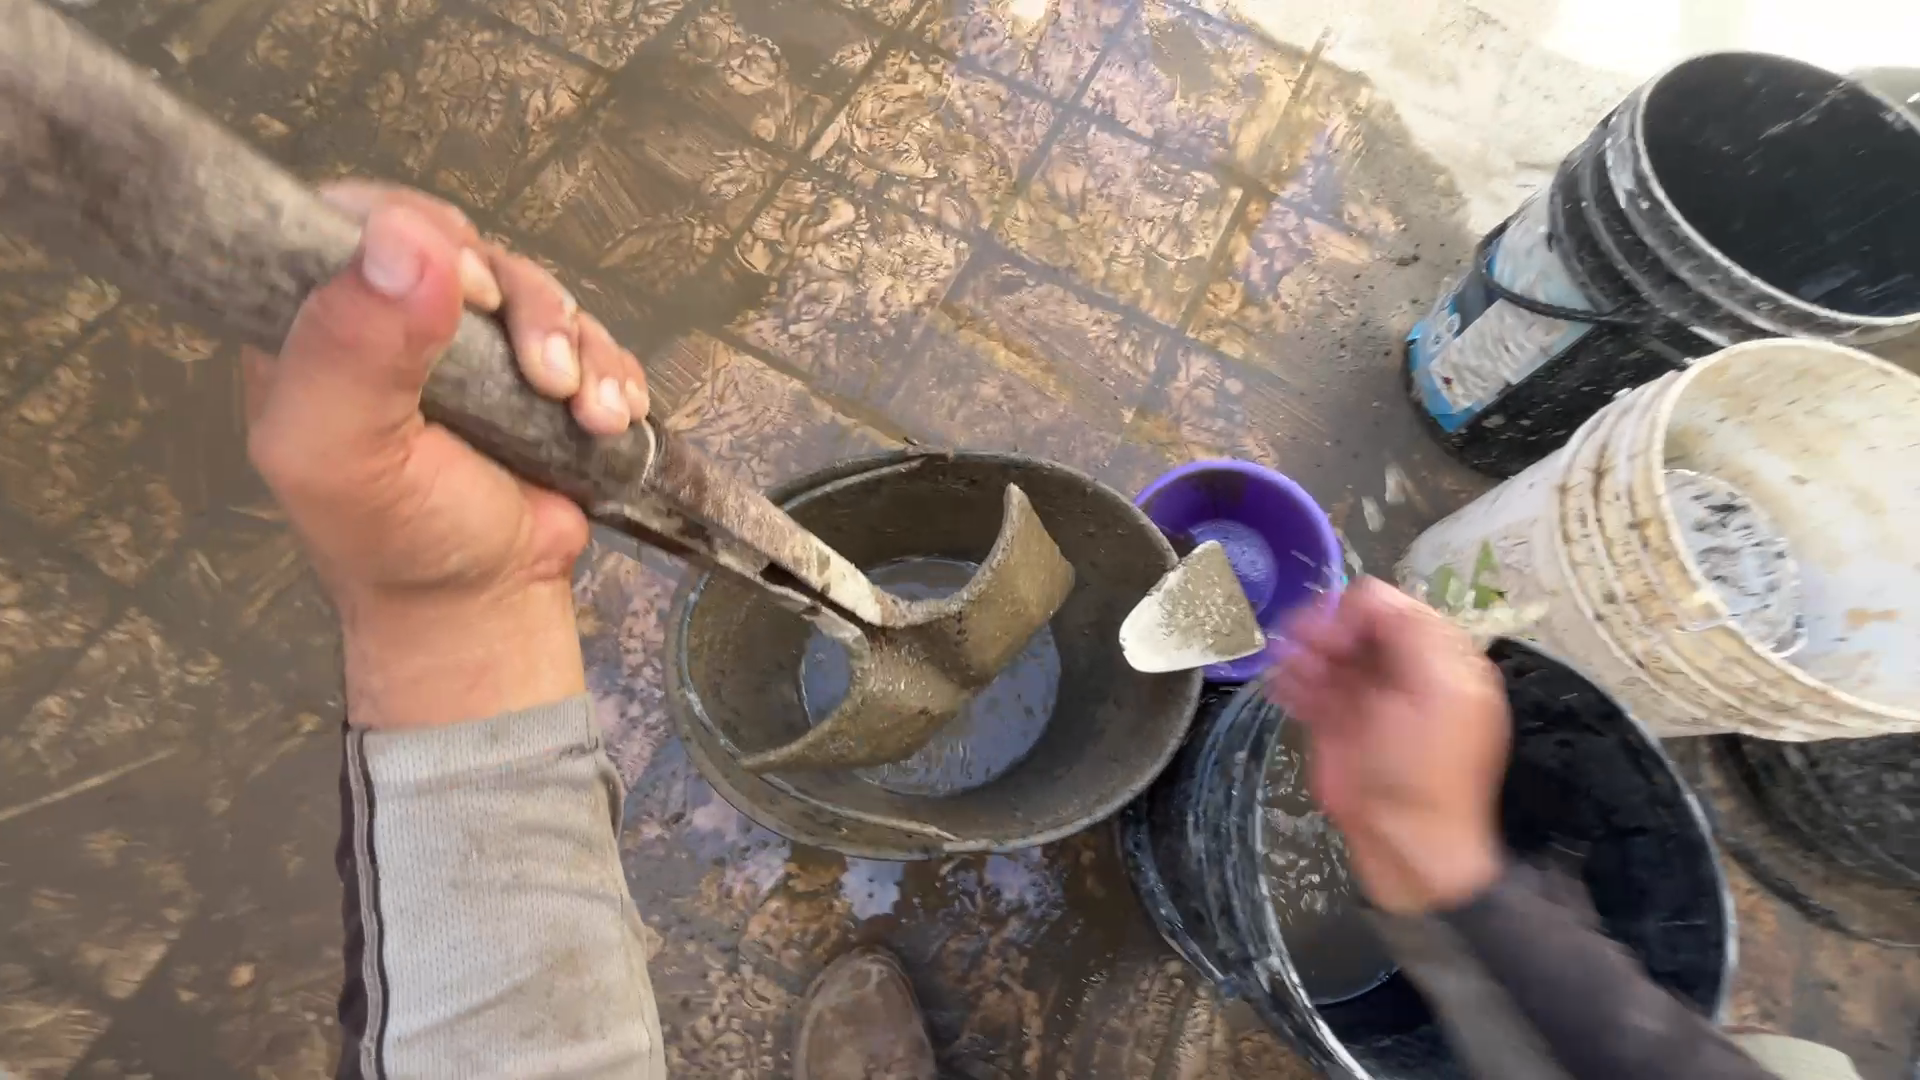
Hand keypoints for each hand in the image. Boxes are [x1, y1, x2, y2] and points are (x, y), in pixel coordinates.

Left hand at [244, 181, 650, 729]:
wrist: (487, 600)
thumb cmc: (399, 537)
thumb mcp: (341, 452)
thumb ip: (352, 348)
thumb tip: (409, 237)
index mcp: (329, 322)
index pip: (371, 223)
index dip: (431, 236)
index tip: (474, 295)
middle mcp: (414, 326)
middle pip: (488, 260)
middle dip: (536, 315)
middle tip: (551, 379)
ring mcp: (494, 357)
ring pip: (555, 304)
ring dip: (589, 355)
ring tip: (593, 416)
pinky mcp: (557, 388)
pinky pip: (602, 351)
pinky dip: (620, 378)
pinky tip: (616, 417)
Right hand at [1265, 578, 1509, 914]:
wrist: (1401, 837)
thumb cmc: (1424, 763)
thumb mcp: (1437, 690)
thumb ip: (1411, 632)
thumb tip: (1367, 594)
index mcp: (1434, 659)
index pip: (1388, 608)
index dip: (1357, 612)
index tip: (1335, 633)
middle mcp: (1397, 670)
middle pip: (1349, 625)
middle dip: (1322, 630)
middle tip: (1302, 648)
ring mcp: (1360, 694)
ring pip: (1320, 650)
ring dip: (1300, 653)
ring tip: (1289, 670)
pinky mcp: (1329, 718)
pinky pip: (1302, 682)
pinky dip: (1288, 679)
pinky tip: (1282, 688)